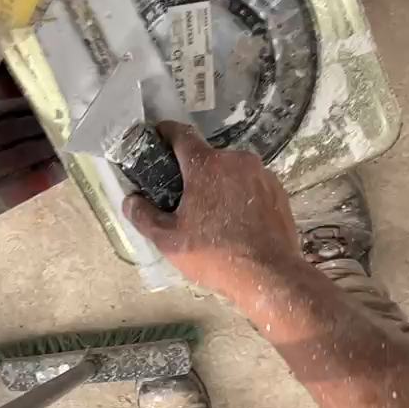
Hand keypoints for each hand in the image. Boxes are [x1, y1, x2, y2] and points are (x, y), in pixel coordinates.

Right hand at [124, 122, 310, 300]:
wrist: (268, 275)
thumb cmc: (214, 255)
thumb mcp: (169, 240)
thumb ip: (144, 216)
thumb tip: (130, 201)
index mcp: (206, 165)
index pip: (181, 134)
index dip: (166, 133)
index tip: (158, 138)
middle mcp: (236, 160)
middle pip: (207, 158)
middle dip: (193, 173)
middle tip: (183, 200)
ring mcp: (261, 173)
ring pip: (230, 172)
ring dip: (218, 186)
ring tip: (212, 216)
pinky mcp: (277, 190)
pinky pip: (250, 185)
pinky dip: (239, 196)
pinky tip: (236, 222)